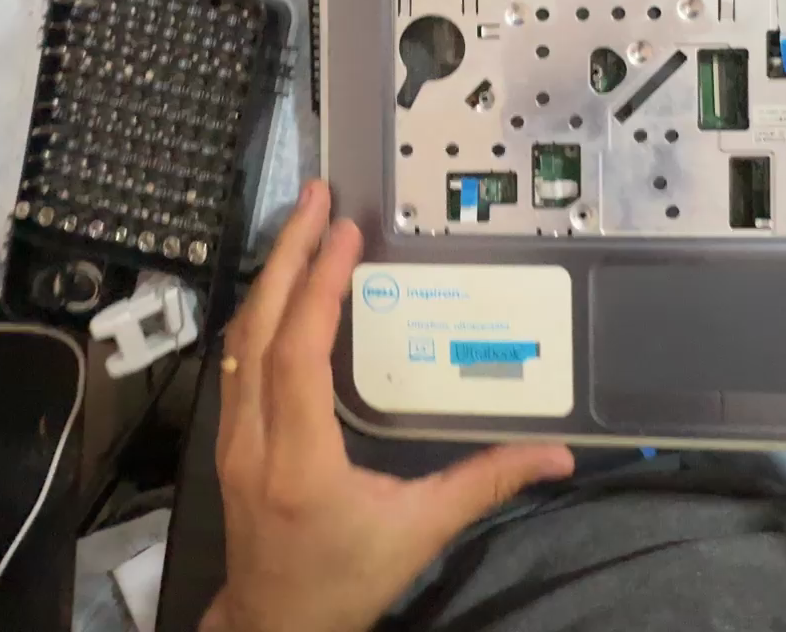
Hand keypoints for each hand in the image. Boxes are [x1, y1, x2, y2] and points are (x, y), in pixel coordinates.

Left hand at [201, 180, 573, 631]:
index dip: (318, 287)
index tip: (343, 234)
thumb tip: (554, 456)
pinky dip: (264, 304)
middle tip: (315, 198)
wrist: (272, 626)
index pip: (297, 354)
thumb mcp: (420, 532)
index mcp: (299, 459)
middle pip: (257, 328)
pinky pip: (238, 353)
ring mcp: (232, 432)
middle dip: (288, 253)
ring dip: (272, 273)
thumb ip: (485, 484)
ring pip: (239, 336)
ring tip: (303, 223)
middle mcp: (253, 436)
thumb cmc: (344, 581)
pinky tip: (287, 280)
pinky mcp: (231, 431)